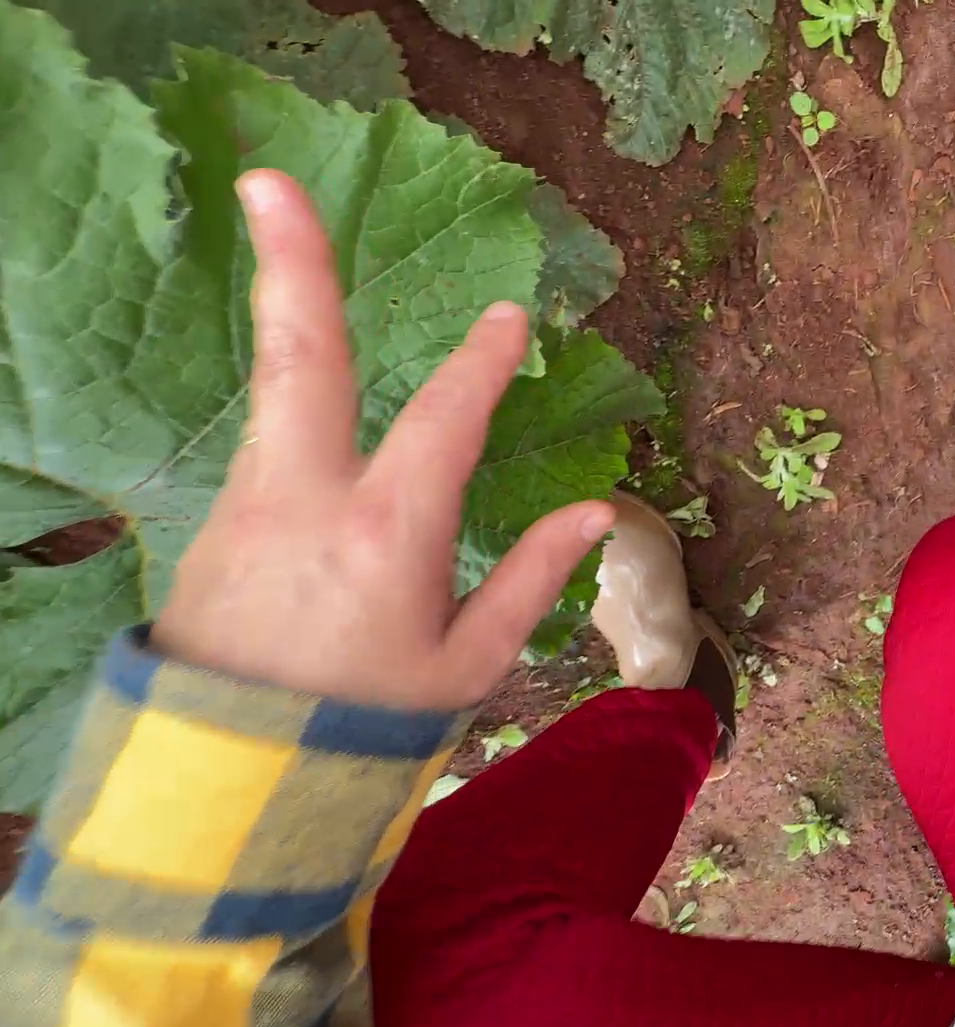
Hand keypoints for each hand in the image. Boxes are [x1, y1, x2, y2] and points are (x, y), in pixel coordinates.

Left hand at [151, 170, 613, 709]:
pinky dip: (309, 423)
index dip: (483, 363)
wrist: (231, 780)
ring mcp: (246, 508)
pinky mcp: (218, 527)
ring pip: (279, 399)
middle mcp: (306, 501)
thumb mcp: (475, 656)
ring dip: (292, 323)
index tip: (510, 316)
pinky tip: (331, 431)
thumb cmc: (377, 718)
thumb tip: (599, 513)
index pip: (445, 421)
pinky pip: (279, 457)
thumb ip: (535, 574)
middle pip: (299, 364)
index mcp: (389, 532)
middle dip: (292, 268)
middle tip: (268, 180)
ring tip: (288, 242)